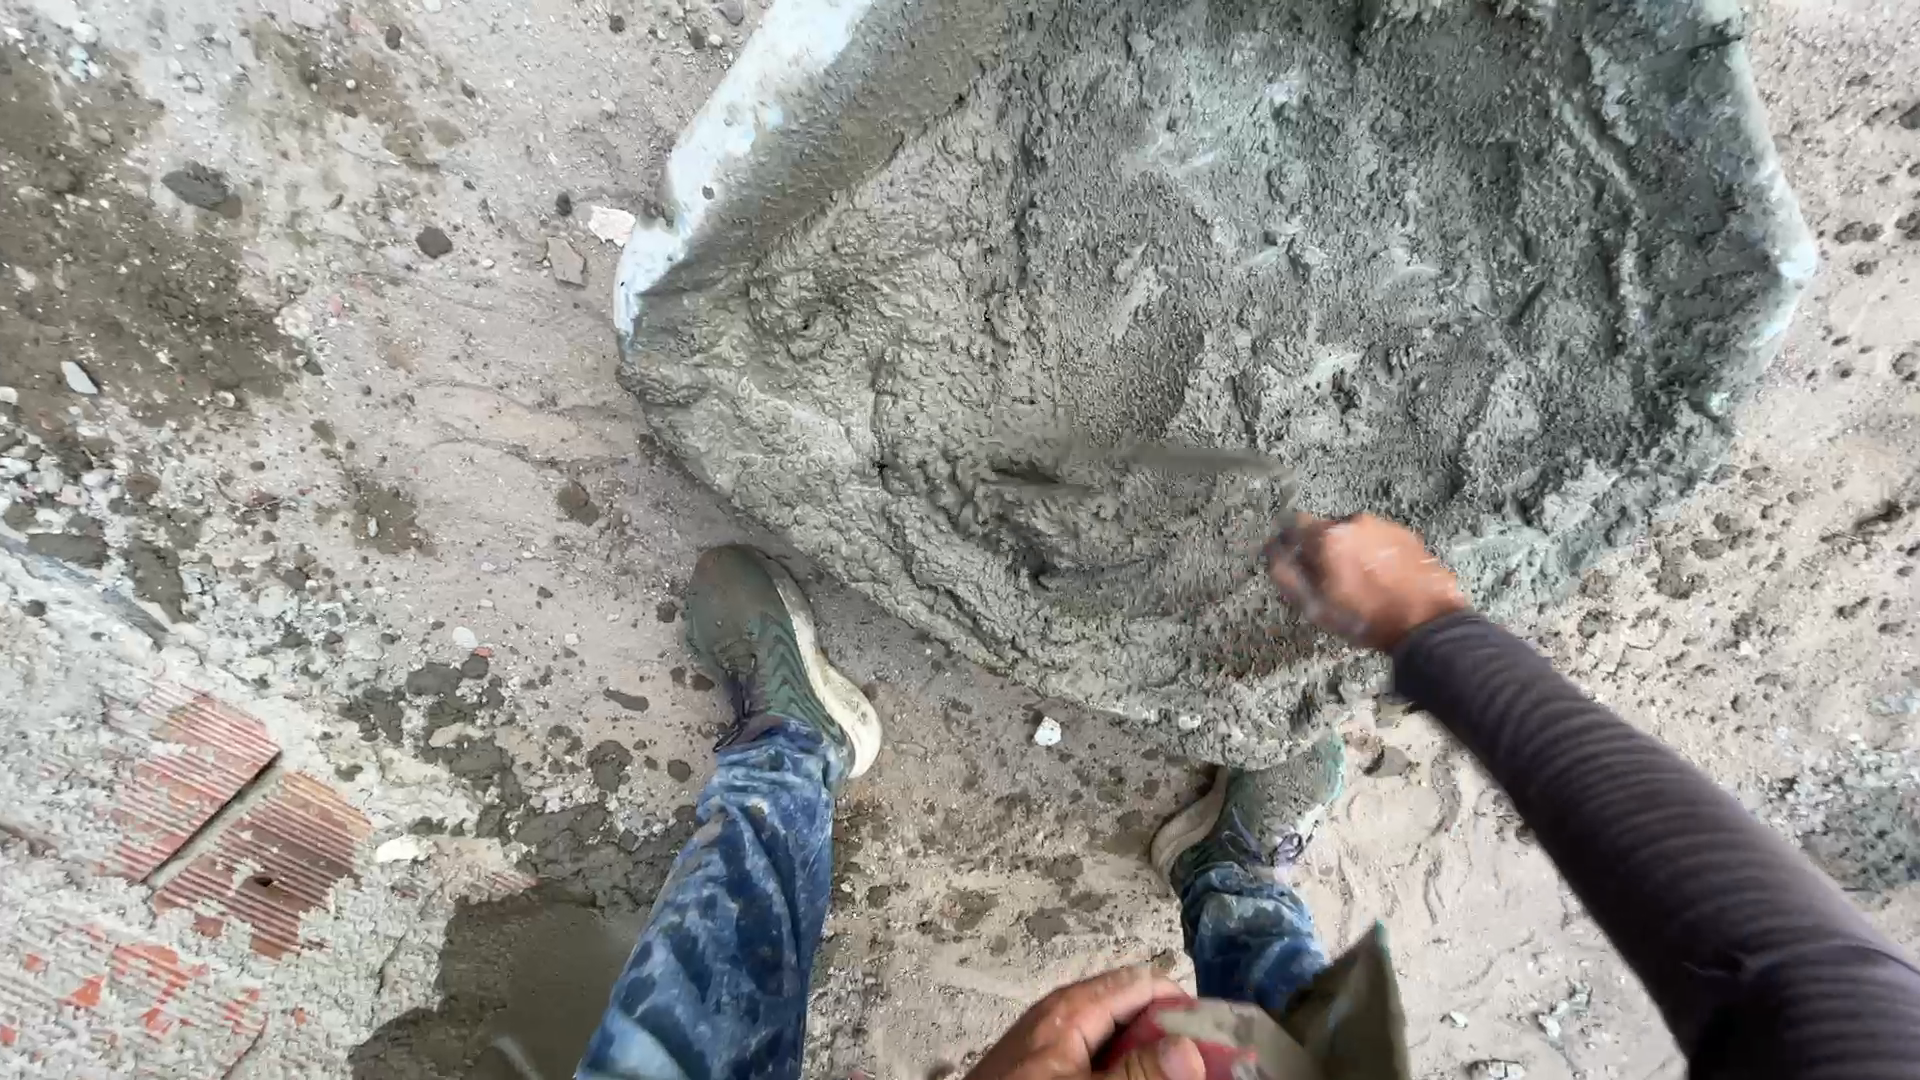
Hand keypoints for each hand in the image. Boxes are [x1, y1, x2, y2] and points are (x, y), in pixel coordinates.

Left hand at [964, 966, 1205, 1079]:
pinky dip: (1119, 1063)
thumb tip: (1189, 1047)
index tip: (1221, 1033)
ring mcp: (1053, 1041)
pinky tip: (1134, 1076)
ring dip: (1147, 1052)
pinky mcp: (1046, 1064)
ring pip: (1116, 1036)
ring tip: (1181, 1070)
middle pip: (1131, 1008)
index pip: (1140, 983)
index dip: (1182, 1002)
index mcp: (1072, 1008)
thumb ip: (1137, 1075)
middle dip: (1169, 1032)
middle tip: (1207, 1064)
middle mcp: (1064, 1014)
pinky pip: (1096, 1054)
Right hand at [1264, 513, 1467, 650]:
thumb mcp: (1313, 606)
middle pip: (1326, 529)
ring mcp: (1386, 527)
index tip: (1292, 560)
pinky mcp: (1409, 537)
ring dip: (1350, 551)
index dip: (1290, 542)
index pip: (1294, 524)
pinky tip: (1381, 580)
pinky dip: (1374, 555)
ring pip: (1354, 534)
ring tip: (1359, 582)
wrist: (1428, 625)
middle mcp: (1356, 522)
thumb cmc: (1366, 619)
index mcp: (1328, 536)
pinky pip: (1379, 540)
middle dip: (1323, 549)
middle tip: (1328, 579)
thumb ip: (1285, 575)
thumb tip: (1271, 553)